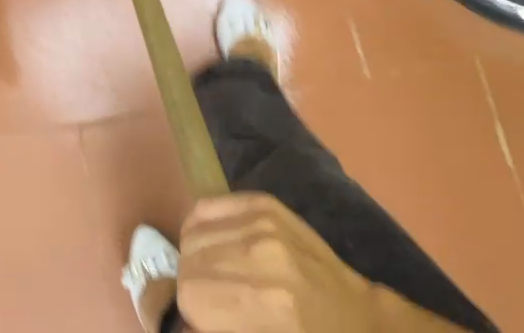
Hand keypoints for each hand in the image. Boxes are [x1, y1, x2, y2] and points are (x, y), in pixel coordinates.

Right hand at [177, 194, 372, 332]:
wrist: (356, 320)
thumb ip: (206, 325)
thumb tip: (168, 309)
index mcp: (260, 304)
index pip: (187, 293)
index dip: (189, 310)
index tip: (203, 319)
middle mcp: (259, 255)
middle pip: (188, 260)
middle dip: (191, 285)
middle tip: (211, 302)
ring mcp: (263, 223)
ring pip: (193, 231)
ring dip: (195, 257)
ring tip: (216, 275)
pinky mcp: (264, 204)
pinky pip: (208, 207)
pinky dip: (203, 227)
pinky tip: (218, 246)